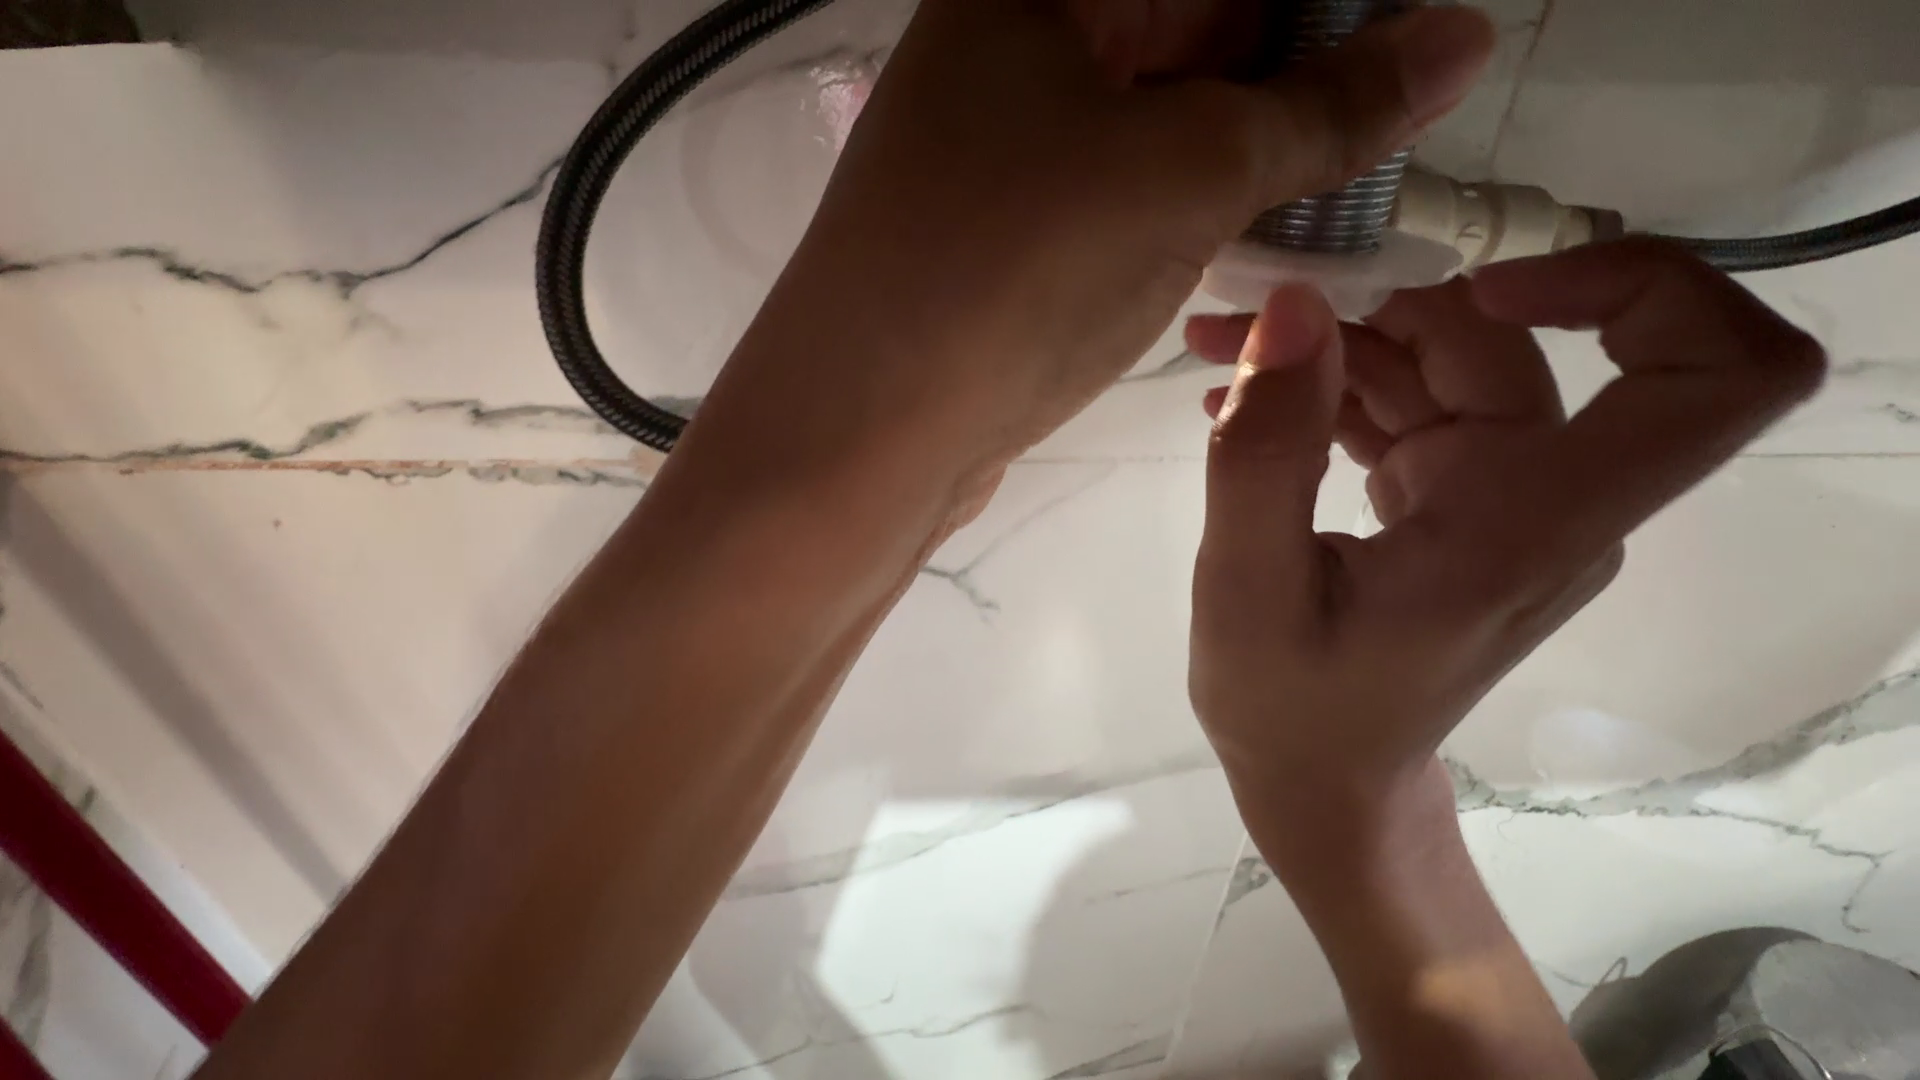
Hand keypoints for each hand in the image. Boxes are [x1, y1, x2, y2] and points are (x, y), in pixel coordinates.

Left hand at [716, 0, 1495, 491]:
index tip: (1407, 58)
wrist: (864, 435)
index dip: (1321, 11)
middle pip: (1181, 39)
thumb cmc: (1016, 273)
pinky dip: (1189, 215)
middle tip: (1389, 138)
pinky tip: (1256, 239)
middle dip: (1290, 85)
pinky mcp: (1000, 247)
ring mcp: (996, 160)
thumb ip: (1321, 110)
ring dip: (1247, 158)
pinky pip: (1118, 201)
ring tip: (1344, 196)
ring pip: (1152, 129)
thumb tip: (1460, 39)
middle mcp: (1004, 60)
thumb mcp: (1183, 174)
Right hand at [1184, 241, 1825, 861]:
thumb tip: (1291, 306)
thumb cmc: (1291, 712)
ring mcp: (1492, 495)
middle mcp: (1539, 495)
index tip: (1486, 288)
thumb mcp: (1249, 587)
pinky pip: (1402, 407)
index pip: (1714, 378)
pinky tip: (1242, 402)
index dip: (1636, 291)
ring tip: (1220, 349)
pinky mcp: (1444, 499)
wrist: (1317, 781)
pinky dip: (1326, 390)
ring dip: (1330, 345)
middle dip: (1374, 309)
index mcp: (1530, 522)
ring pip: (1440, 365)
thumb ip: (1265, 451)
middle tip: (1248, 319)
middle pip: (1504, 345)